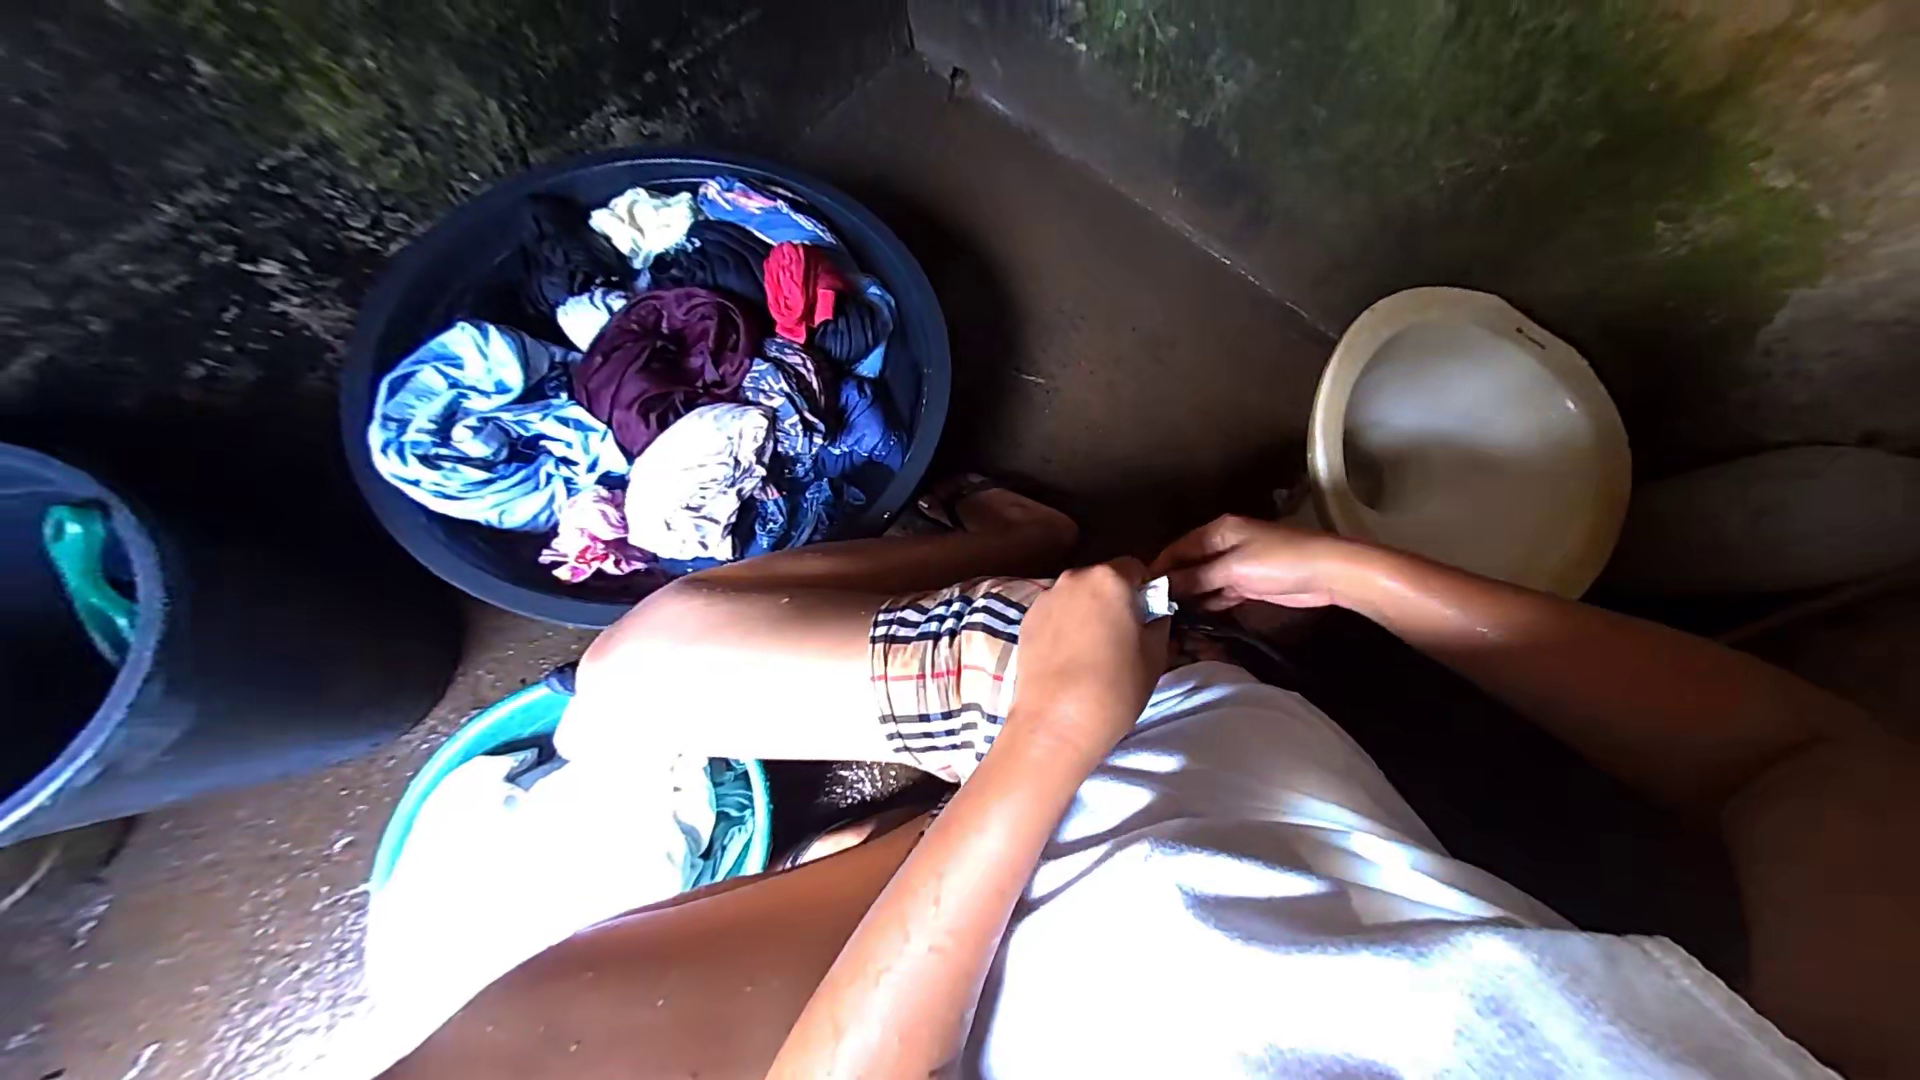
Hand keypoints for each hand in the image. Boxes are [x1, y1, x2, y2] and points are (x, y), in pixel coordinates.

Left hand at [1004, 558, 1170, 765]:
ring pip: (1075, 596)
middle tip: (1121, 634)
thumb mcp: (1155, 655)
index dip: (1144, 589)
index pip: (1135, 568)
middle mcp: (1073, 578)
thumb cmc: (1116, 685)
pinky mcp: (1025, 620)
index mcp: (1109, 578)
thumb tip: (1153, 613)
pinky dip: (1063, 625)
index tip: (1146, 615)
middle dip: (1113, 598)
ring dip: (1086, 611)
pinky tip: (1067, 656)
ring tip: (1091, 649)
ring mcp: (1045, 598)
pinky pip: (1054, 613)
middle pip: (1101, 580)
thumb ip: (1157, 622)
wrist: (1056, 719)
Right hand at [1149, 515, 1361, 610]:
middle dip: (1172, 585)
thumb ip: (1195, 578)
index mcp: (1216, 531)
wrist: (1329, 574)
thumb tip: (1162, 587)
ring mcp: (1235, 566)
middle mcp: (1222, 545)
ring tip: (1167, 619)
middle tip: (1151, 611)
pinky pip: (1218, 594)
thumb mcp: (1232, 569)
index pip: (1177, 549)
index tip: (1140, 591)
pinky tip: (1192, 620)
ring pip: (1203, 582)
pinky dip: (1207, 605)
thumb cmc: (1278, 562)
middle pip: (1188, 566)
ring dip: (1189, 598)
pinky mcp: (1248, 585)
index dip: (1159, 568)